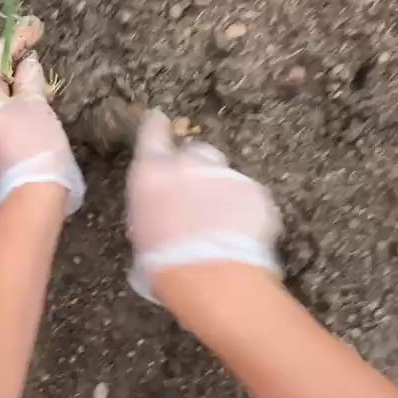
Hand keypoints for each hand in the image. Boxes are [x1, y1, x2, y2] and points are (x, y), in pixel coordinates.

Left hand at [0, 17, 84, 217]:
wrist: (35, 188)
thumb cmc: (36, 142)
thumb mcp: (36, 103)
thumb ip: (30, 78)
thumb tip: (28, 63)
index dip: (12, 43)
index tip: (31, 30)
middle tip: (17, 58)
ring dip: (0, 84)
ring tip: (26, 80)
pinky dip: (3, 101)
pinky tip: (24, 101)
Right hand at [126, 110, 280, 300]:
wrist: (211, 277)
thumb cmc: (162, 263)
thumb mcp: (142, 231)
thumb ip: (153, 203)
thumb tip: (161, 204)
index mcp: (152, 173)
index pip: (152, 133)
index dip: (156, 127)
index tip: (158, 120)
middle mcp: (188, 164)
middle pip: (194, 152)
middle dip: (194, 168)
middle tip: (193, 197)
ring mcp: (225, 174)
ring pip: (223, 175)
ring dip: (219, 192)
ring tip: (218, 226)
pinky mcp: (255, 191)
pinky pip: (246, 194)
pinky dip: (242, 208)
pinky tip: (236, 234)